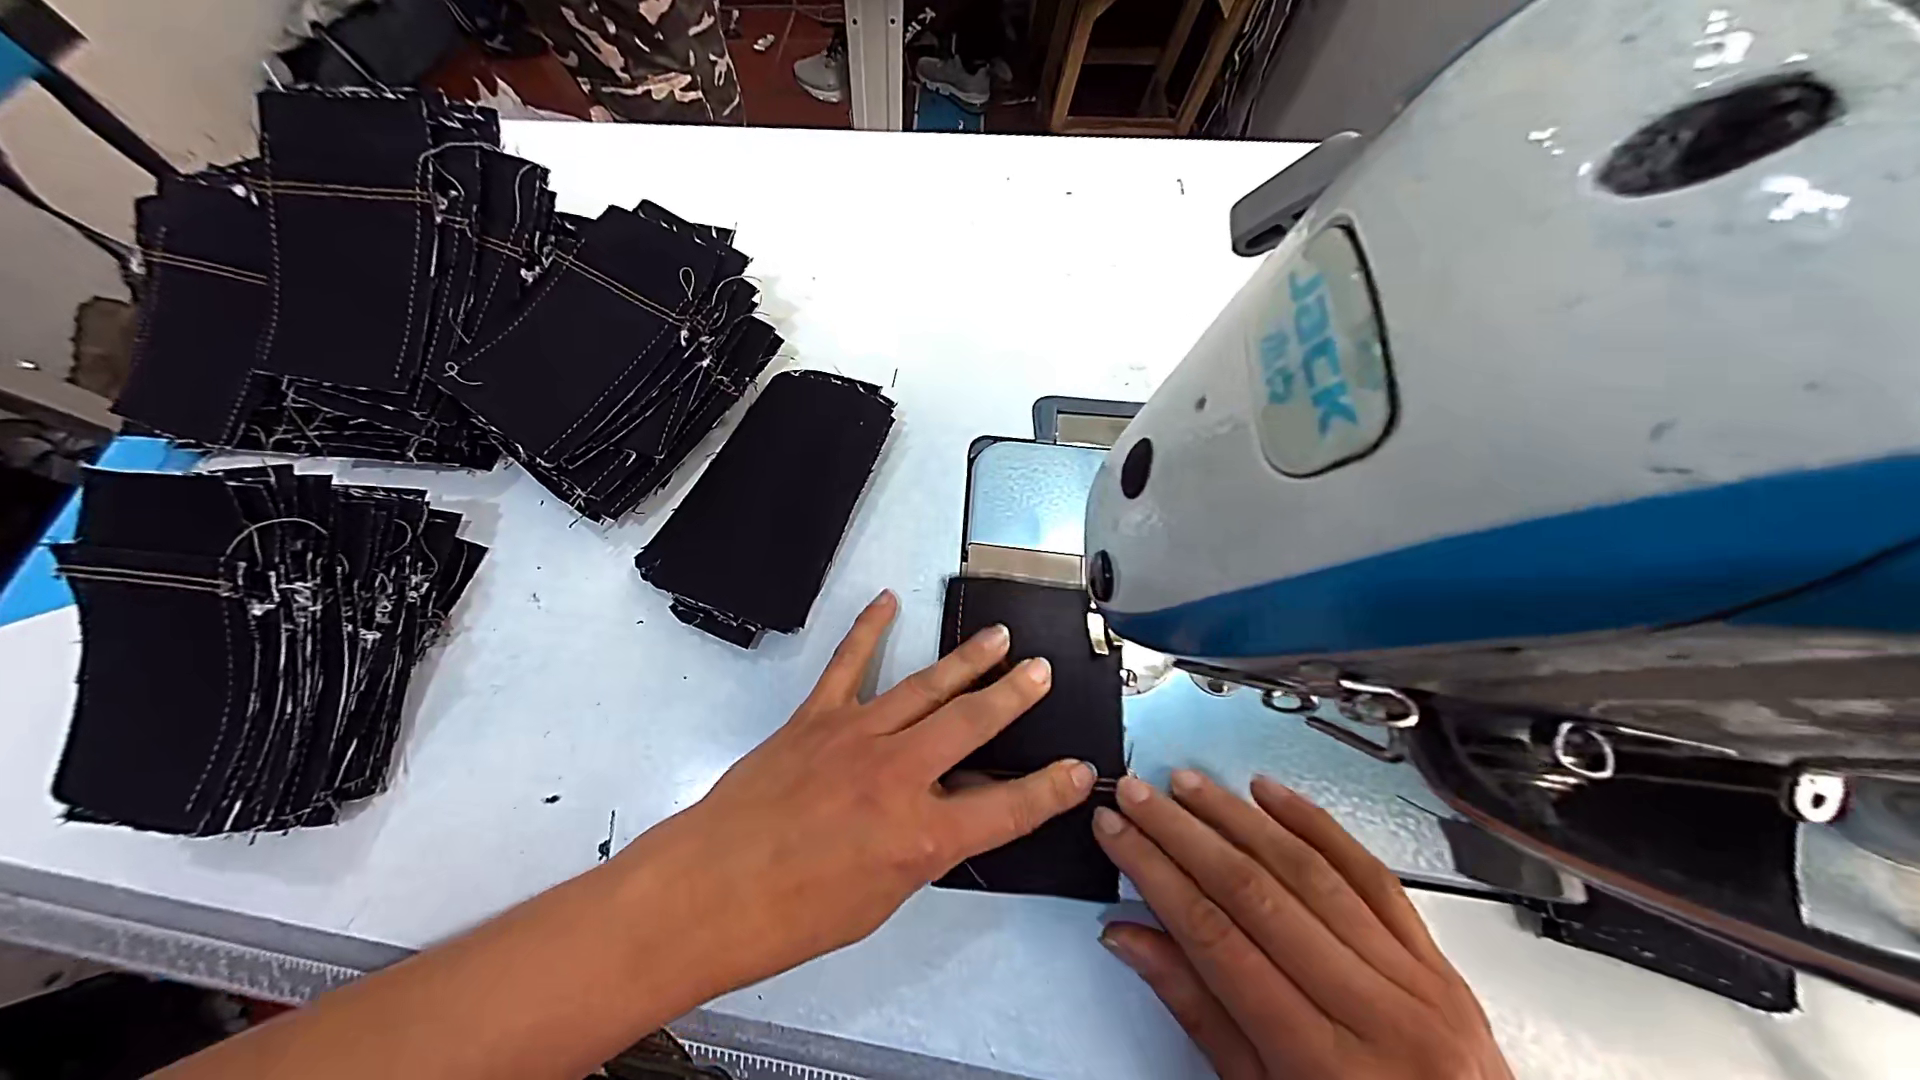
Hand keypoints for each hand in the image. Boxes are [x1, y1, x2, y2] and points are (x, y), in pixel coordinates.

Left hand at [615, 589, 1095, 997]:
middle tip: (1040, 671)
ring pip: (925, 686)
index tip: (1078, 771)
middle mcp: (898, 775)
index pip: (1007, 808)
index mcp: (920, 836)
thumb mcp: (881, 898)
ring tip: (997, 637)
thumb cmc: (793, 914)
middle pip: (972, 724)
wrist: (708, 892)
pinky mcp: (817, 717)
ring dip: (966, 660)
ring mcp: (856, 736)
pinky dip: (868, 629)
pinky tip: (886, 602)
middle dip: (1014, 695)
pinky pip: (849, 664)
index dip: (1051, 790)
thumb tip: (948, 812)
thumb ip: (923, 848)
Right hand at [1094, 771, 1511, 1079]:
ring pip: (1306, 869)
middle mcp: (1377, 1014)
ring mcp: (1415, 981)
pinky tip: (1271, 792)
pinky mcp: (1437, 959)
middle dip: (1182, 832)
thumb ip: (1197, 1012)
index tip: (1117, 833)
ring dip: (1236, 815)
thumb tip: (1129, 936)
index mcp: (1325, 1066)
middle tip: (1138, 795)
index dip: (1155, 873)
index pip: (1215, 938)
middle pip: (1254, 891)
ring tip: (1188, 784)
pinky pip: (1370, 872)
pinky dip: (1314, 823)